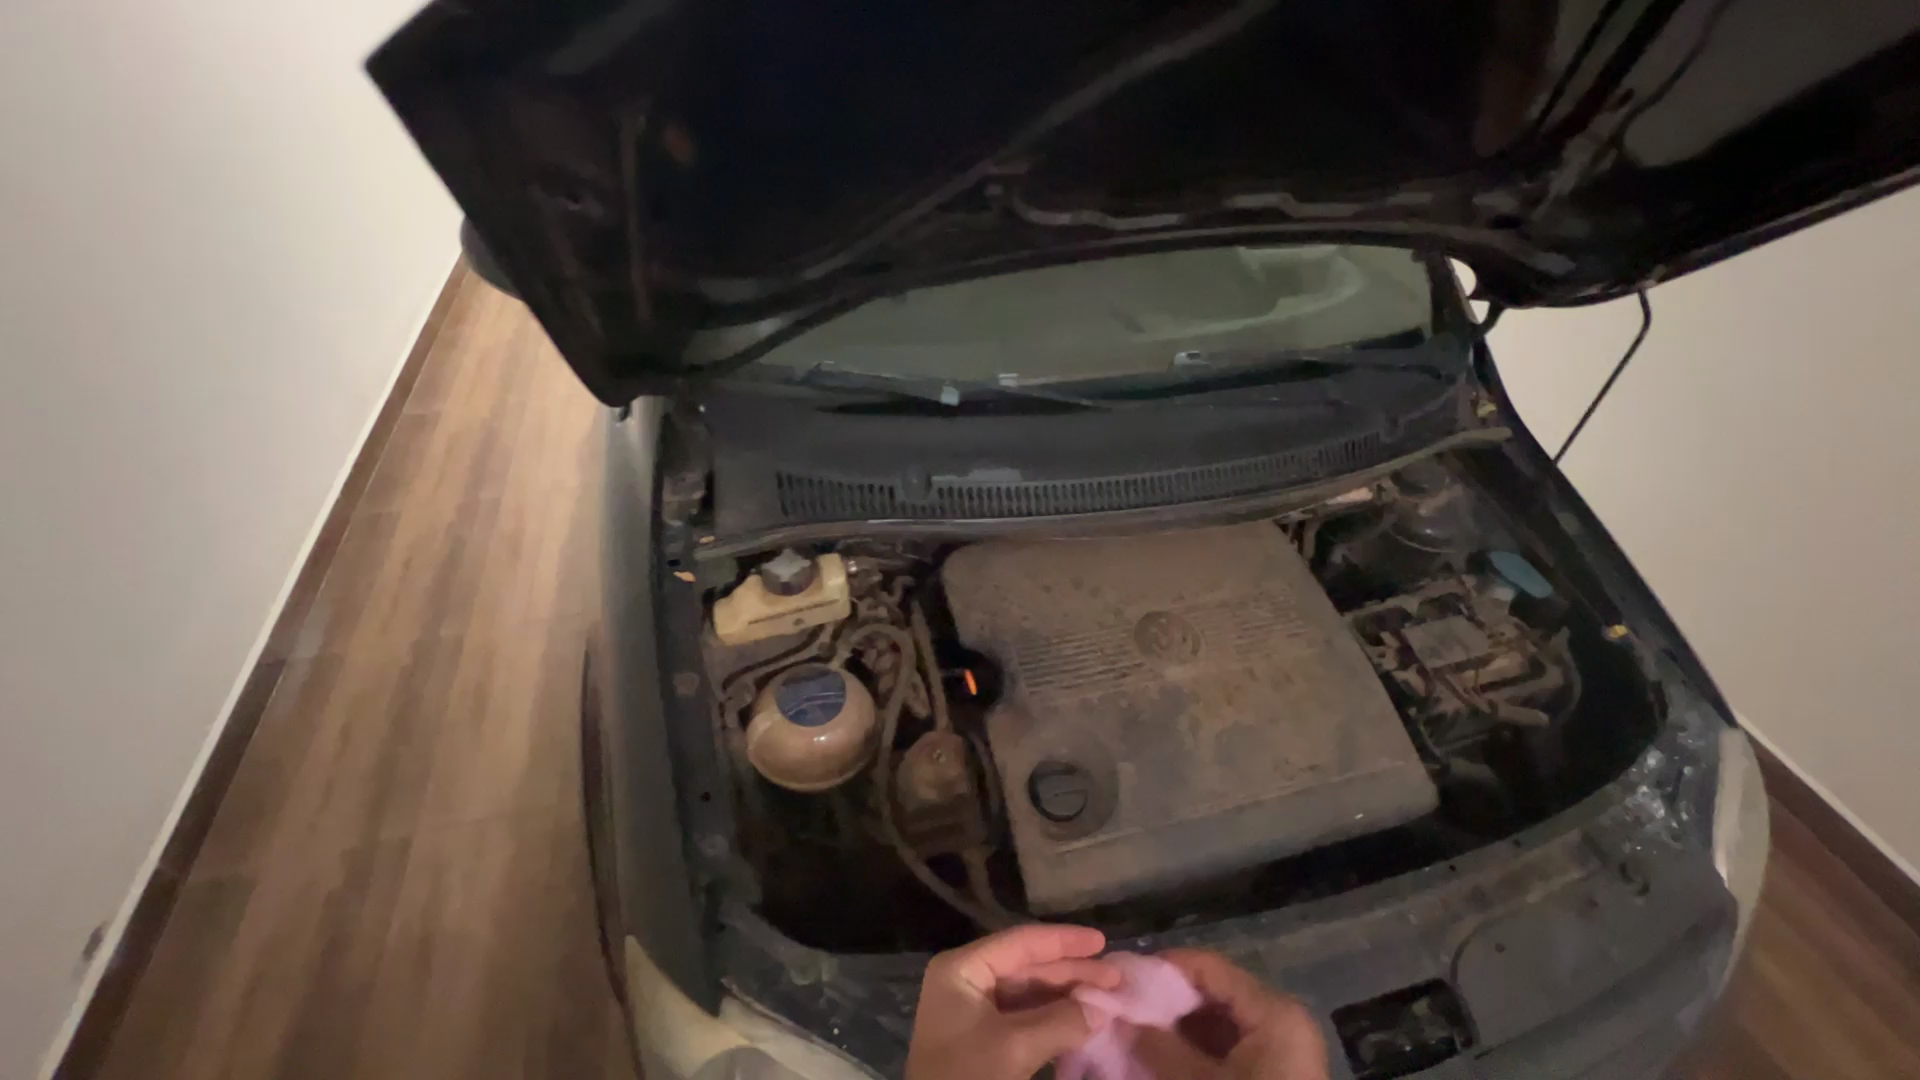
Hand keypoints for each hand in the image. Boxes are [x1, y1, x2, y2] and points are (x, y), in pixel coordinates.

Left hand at [905, 924, 1122, 1079]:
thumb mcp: (1015, 1049)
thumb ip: (1060, 1022)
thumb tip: (1102, 1008)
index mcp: (961, 968)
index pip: (1020, 943)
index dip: (1064, 941)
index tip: (1102, 941)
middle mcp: (966, 979)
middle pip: (1026, 965)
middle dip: (1071, 971)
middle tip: (1116, 976)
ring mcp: (973, 1009)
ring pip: (1029, 992)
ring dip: (1066, 995)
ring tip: (1108, 995)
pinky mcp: (983, 1038)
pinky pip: (1024, 1016)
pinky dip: (1054, 1017)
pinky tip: (1083, 1019)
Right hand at [1132, 949, 1328, 1079]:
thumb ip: (1160, 1049)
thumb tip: (1121, 1021)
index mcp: (1272, 1010)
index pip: (1208, 966)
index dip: (1163, 968)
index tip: (1124, 979)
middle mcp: (1282, 1018)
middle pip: (1215, 991)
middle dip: (1170, 1002)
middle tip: (1128, 1010)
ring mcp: (1284, 1047)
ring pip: (1222, 1020)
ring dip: (1182, 1027)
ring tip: (1142, 1035)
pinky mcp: (1279, 1072)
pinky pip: (1234, 1045)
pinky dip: (1201, 1049)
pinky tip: (1170, 1058)